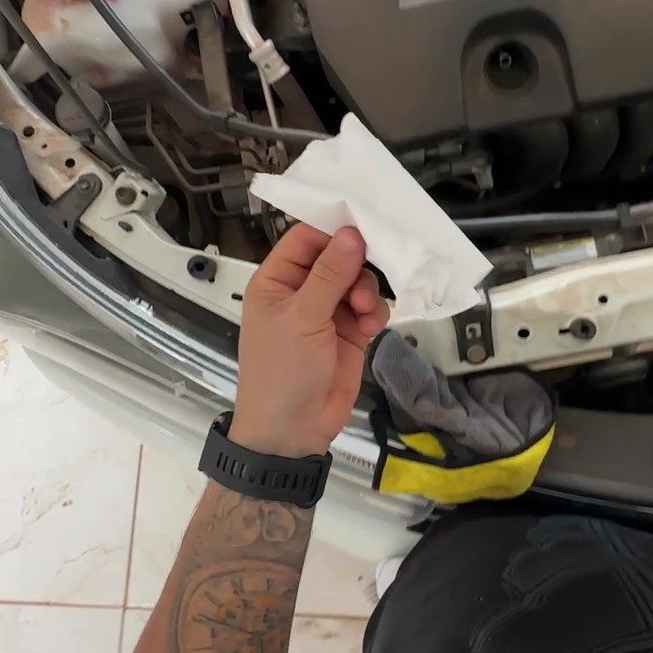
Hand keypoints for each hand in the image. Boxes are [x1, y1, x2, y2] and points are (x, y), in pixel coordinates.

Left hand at [230, 224, 390, 458]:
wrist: (293, 430)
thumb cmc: (282, 372)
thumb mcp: (302, 318)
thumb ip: (329, 274)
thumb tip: (352, 233)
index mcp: (277, 281)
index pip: (305, 239)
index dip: (332, 229)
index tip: (363, 222)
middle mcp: (302, 291)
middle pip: (337, 258)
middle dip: (356, 264)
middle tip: (370, 270)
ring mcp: (327, 313)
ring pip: (358, 282)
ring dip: (367, 291)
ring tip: (364, 310)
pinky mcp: (350, 333)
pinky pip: (370, 308)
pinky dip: (375, 312)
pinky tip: (372, 325)